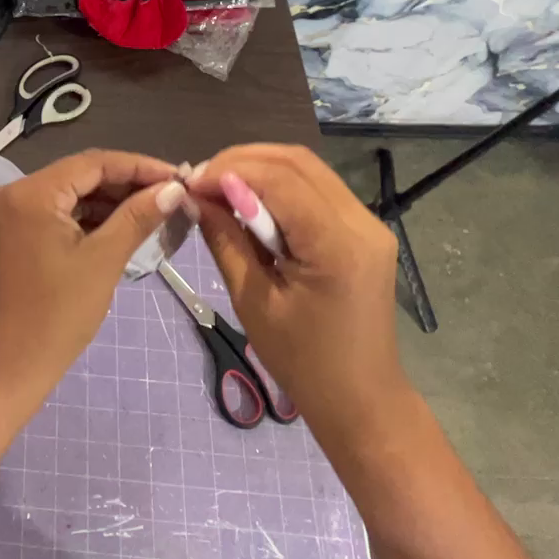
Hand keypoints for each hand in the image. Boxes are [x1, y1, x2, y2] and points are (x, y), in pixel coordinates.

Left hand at [0, 150, 184, 395]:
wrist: (7, 368)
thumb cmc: (56, 316)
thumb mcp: (103, 260)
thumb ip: (137, 217)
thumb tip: (173, 187)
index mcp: (31, 192)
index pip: (93, 163)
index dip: (139, 166)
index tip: (179, 176)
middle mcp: (14, 193)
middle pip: (80, 176)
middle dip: (127, 184)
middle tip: (173, 195)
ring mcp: (10, 215)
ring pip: (69, 196)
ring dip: (109, 202)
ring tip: (156, 211)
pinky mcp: (12, 235)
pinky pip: (56, 215)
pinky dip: (88, 220)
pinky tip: (122, 227)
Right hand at [185, 144, 406, 427]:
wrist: (361, 398)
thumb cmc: (302, 360)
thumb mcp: (252, 299)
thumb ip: (225, 238)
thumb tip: (195, 196)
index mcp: (336, 245)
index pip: (278, 179)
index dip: (228, 171)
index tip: (190, 184)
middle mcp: (361, 222)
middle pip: (296, 161)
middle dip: (241, 160)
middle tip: (200, 181)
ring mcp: (368, 223)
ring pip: (307, 168)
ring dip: (258, 168)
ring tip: (219, 188)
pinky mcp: (363, 229)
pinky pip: (316, 187)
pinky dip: (278, 184)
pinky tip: (250, 202)